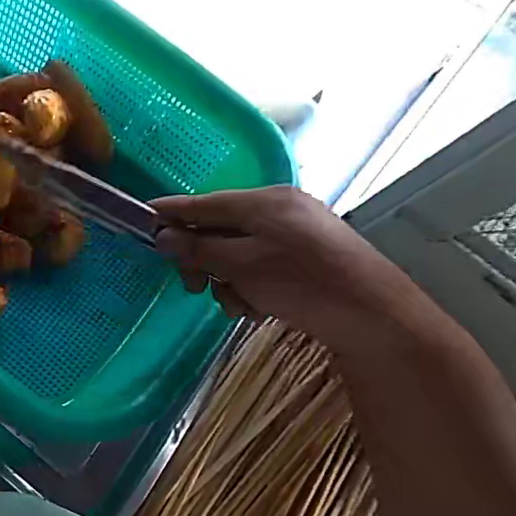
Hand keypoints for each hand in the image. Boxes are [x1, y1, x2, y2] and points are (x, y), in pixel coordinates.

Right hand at [152, 186, 464, 357]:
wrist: (372, 314)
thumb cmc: (303, 284)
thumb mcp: (243, 266)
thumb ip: (200, 248)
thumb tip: (163, 235)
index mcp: (263, 200)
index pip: (203, 202)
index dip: (171, 213)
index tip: (143, 220)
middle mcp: (279, 207)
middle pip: (220, 227)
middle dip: (204, 260)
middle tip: (194, 288)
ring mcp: (297, 230)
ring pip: (240, 251)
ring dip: (230, 280)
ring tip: (242, 305)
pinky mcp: (308, 253)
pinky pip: (263, 262)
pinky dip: (254, 284)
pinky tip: (262, 307)